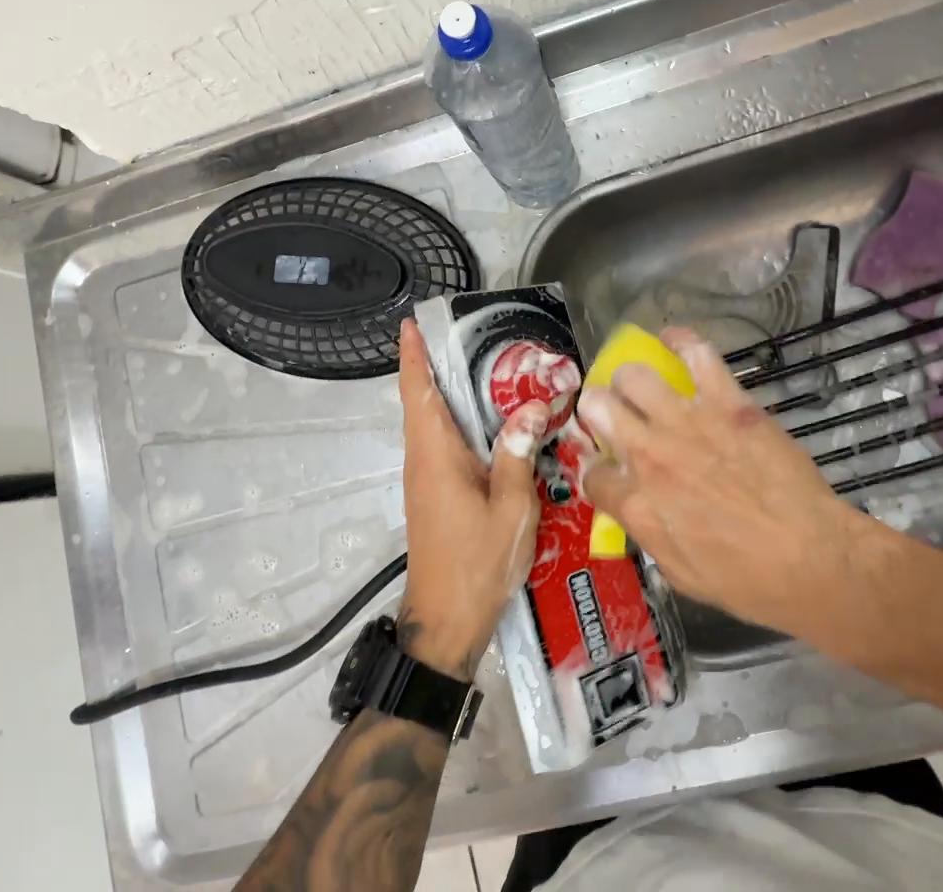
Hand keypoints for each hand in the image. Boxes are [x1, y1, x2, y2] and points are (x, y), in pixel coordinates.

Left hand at [395, 318, 548, 679]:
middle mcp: (423, 461)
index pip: (417, 393)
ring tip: (486, 369)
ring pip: (432, 425)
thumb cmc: (478, 562)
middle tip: (469, 337)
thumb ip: (517, 455)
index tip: (410, 324)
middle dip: (435, 366)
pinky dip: (459, 423)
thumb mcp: (511, 508)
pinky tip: (489, 424)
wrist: (447, 619)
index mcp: (435, 456)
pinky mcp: (434, 495)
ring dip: (448, 395)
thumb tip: (532, 408)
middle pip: (422, 403)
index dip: (412, 356)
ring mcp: (425, 480)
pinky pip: (443, 445)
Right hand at [577, 328, 895, 639]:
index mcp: (636, 502)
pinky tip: (673, 341)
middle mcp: (650, 454)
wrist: (809, 557)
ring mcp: (688, 422)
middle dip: (598, 409)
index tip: (612, 474)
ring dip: (631, 379)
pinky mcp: (728, 402)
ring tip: (643, 385)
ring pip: (636, 375)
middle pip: (599, 407)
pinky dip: (680, 342)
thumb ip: (647, 533)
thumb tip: (638, 510)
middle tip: (615, 416)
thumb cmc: (745, 579)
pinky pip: (696, 355)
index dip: (598, 473)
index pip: (592, 474)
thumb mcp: (678, 573)